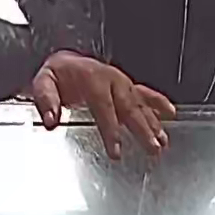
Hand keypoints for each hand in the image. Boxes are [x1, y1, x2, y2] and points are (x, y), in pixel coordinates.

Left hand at [29, 50, 175, 159]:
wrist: (66, 62)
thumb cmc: (58, 76)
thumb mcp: (43, 84)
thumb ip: (46, 101)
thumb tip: (50, 120)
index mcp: (92, 79)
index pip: (104, 108)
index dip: (111, 131)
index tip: (116, 151)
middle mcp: (111, 80)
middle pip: (129, 108)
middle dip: (142, 130)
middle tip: (152, 149)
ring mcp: (122, 83)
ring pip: (141, 104)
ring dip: (154, 124)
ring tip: (163, 141)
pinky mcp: (128, 87)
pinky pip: (146, 94)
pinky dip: (159, 104)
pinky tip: (170, 114)